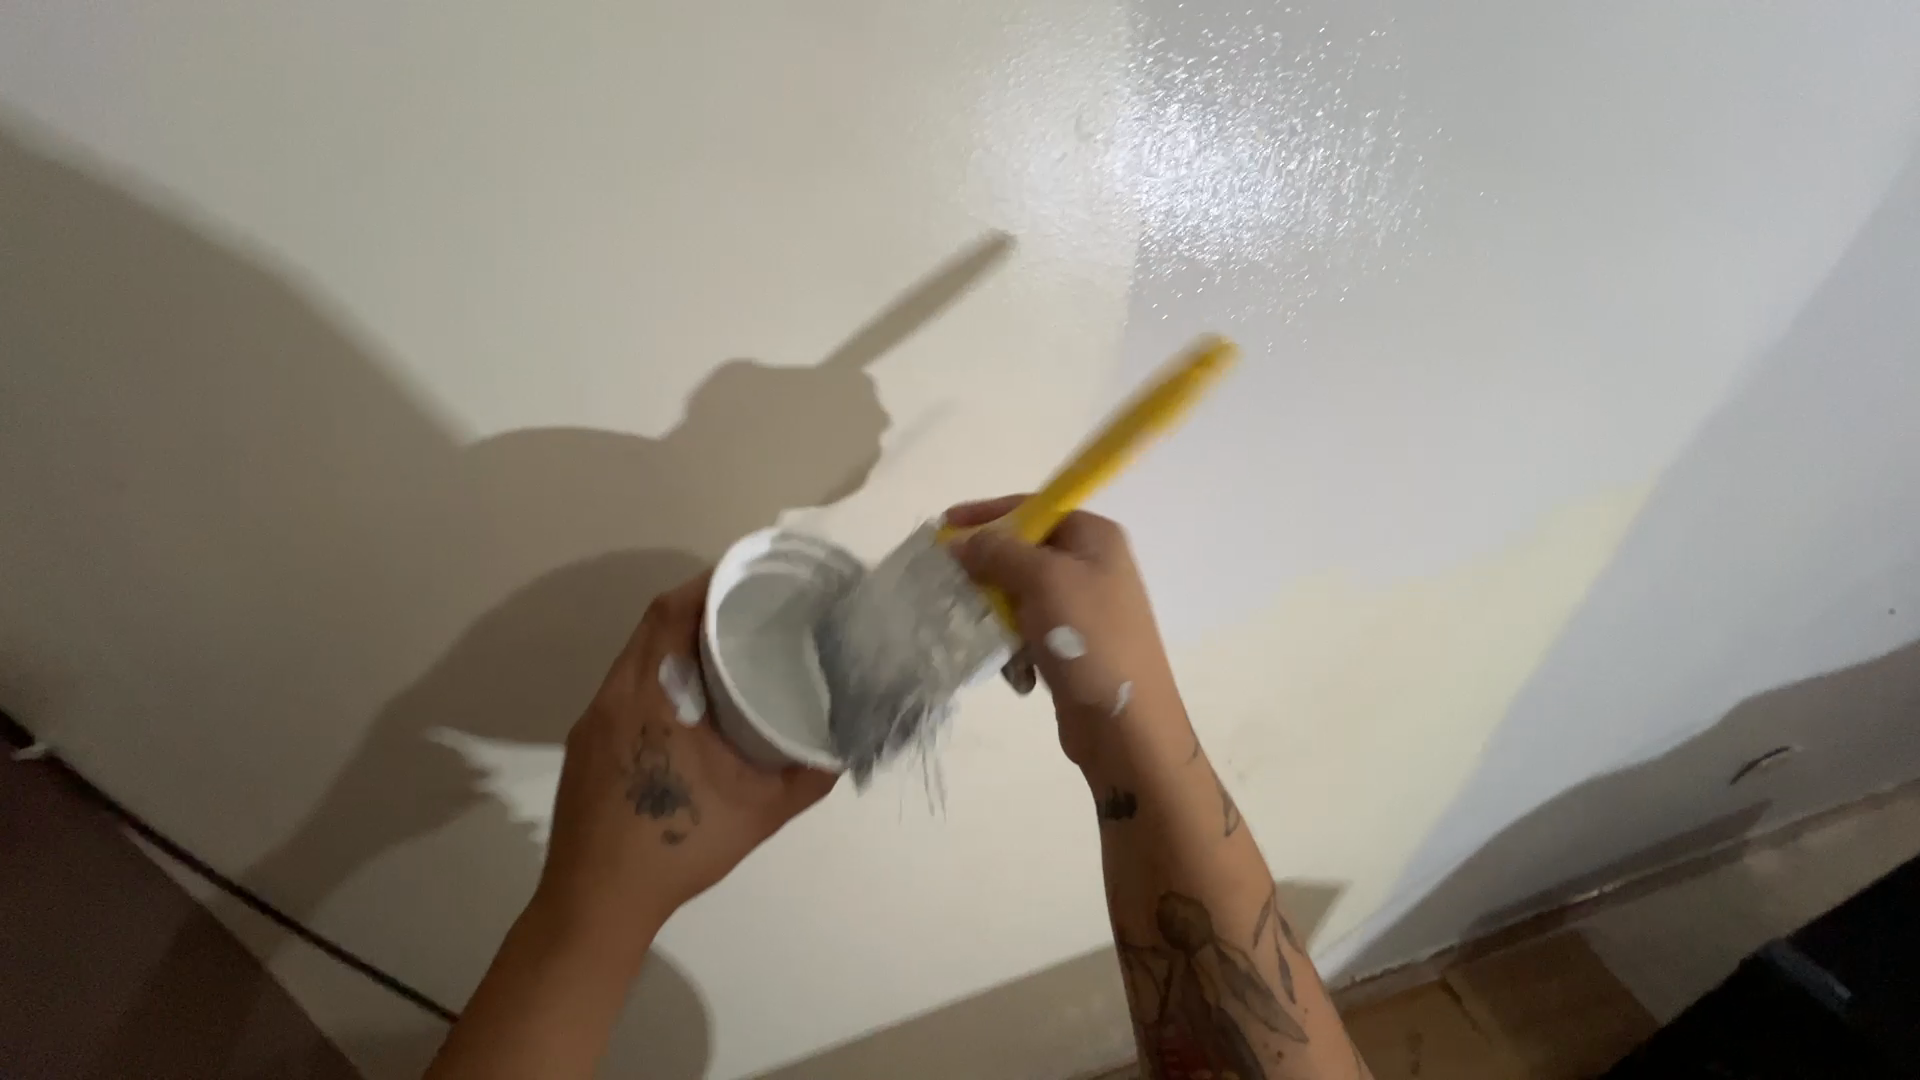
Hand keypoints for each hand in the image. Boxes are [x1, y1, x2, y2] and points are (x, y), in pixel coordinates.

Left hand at [536, 572, 837, 947]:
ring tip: (725, 641)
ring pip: (636, 654)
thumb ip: (808, 774)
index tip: (747, 574)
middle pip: (651, 625)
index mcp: (650, 699)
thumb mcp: (760, 812)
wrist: (593, 905)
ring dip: (676, 638)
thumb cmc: (676, 847)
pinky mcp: (586, 742)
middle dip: (697, 603)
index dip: (705, 583)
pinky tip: (690, 696)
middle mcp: (614, 697)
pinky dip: (659, 670)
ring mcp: (594, 720)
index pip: (669, 614)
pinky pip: (626, 683)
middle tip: (748, 604)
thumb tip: (844, 746)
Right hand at [946, 496, 1186, 773]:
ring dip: (998, 614)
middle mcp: (1091, 566)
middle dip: (987, 571)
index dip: (987, 514)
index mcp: (1094, 538)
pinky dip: (1015, 646)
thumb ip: (998, 551)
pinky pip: (1028, 631)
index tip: (944, 526)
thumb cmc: (1088, 639)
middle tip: (951, 583)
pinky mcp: (1072, 645)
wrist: (1126, 724)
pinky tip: (1017, 671)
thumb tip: (958, 541)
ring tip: (982, 633)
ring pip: (1020, 595)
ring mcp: (1083, 608)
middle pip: (1022, 552)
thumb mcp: (1043, 580)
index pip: (1033, 509)